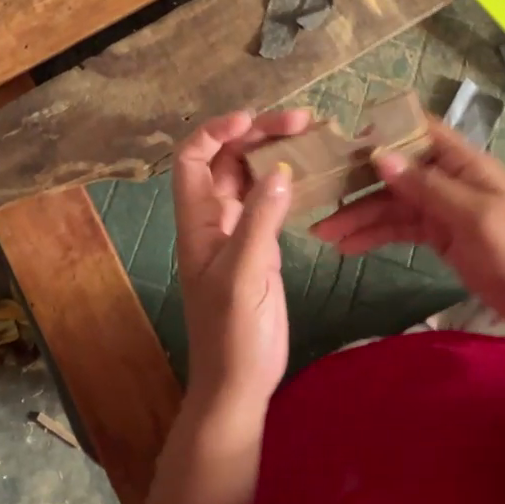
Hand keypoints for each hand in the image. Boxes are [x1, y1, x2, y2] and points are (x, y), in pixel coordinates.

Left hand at [172, 108, 311, 407]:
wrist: (239, 384)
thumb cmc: (233, 335)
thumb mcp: (245, 277)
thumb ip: (260, 222)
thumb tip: (281, 170)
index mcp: (198, 221)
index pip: (193, 158)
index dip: (215, 131)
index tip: (253, 120)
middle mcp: (215, 218)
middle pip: (227, 158)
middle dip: (258, 132)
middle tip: (302, 119)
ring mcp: (239, 230)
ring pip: (251, 175)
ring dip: (275, 151)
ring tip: (311, 133)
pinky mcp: (261, 245)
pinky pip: (271, 199)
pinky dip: (288, 179)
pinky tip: (312, 171)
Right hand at [310, 117, 504, 326]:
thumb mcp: (473, 215)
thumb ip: (426, 186)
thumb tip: (379, 156)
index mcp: (463, 162)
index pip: (419, 130)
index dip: (384, 130)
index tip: (345, 141)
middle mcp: (447, 177)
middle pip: (395, 170)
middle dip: (357, 182)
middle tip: (319, 193)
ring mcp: (440, 206)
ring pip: (390, 202)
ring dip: (358, 215)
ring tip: (322, 233)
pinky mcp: (436, 233)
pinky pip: (397, 227)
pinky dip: (373, 235)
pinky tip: (347, 247)